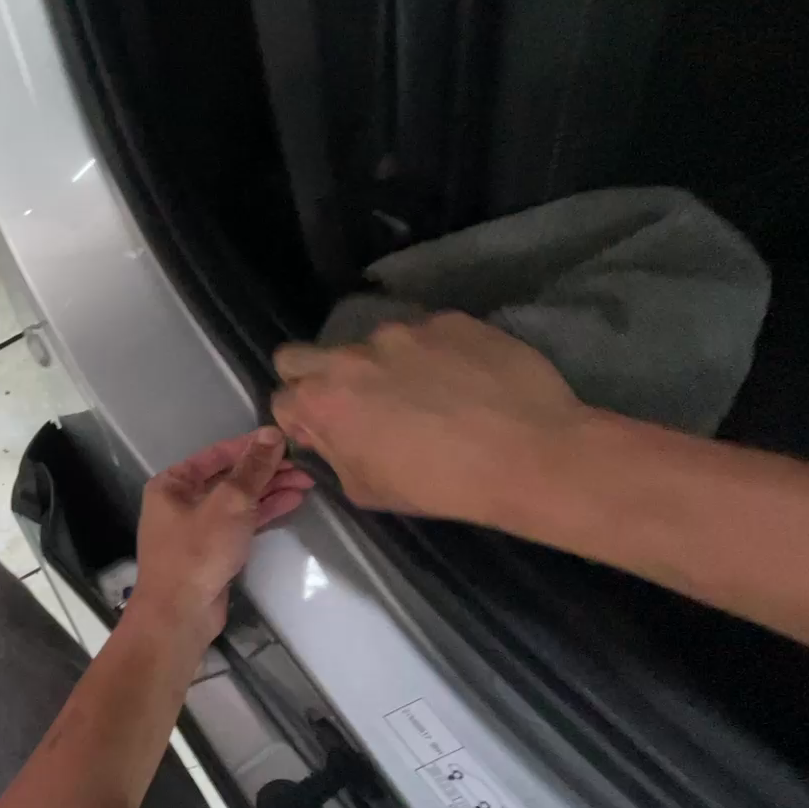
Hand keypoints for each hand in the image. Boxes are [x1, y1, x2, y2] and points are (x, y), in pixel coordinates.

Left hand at [127, 427, 312, 643]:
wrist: (180, 611)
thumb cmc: (198, 551)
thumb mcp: (229, 503)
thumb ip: (252, 469)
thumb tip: (270, 434)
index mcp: (171, 484)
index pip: (216, 455)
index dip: (251, 447)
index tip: (286, 440)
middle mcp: (179, 501)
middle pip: (228, 477)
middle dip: (265, 471)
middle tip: (304, 467)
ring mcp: (195, 526)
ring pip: (237, 500)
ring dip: (269, 490)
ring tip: (307, 483)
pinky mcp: (211, 548)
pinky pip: (239, 521)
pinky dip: (263, 512)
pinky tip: (291, 502)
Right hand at [271, 312, 591, 520]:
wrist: (528, 454)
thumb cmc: (435, 483)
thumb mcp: (361, 487)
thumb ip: (331, 452)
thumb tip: (328, 433)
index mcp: (320, 401)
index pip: (280, 399)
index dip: (299, 419)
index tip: (325, 432)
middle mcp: (348, 357)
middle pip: (297, 355)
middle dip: (311, 376)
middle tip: (350, 402)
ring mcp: (400, 333)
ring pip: (368, 345)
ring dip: (380, 365)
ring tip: (423, 392)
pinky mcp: (449, 321)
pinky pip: (425, 335)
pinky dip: (431, 354)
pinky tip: (461, 381)